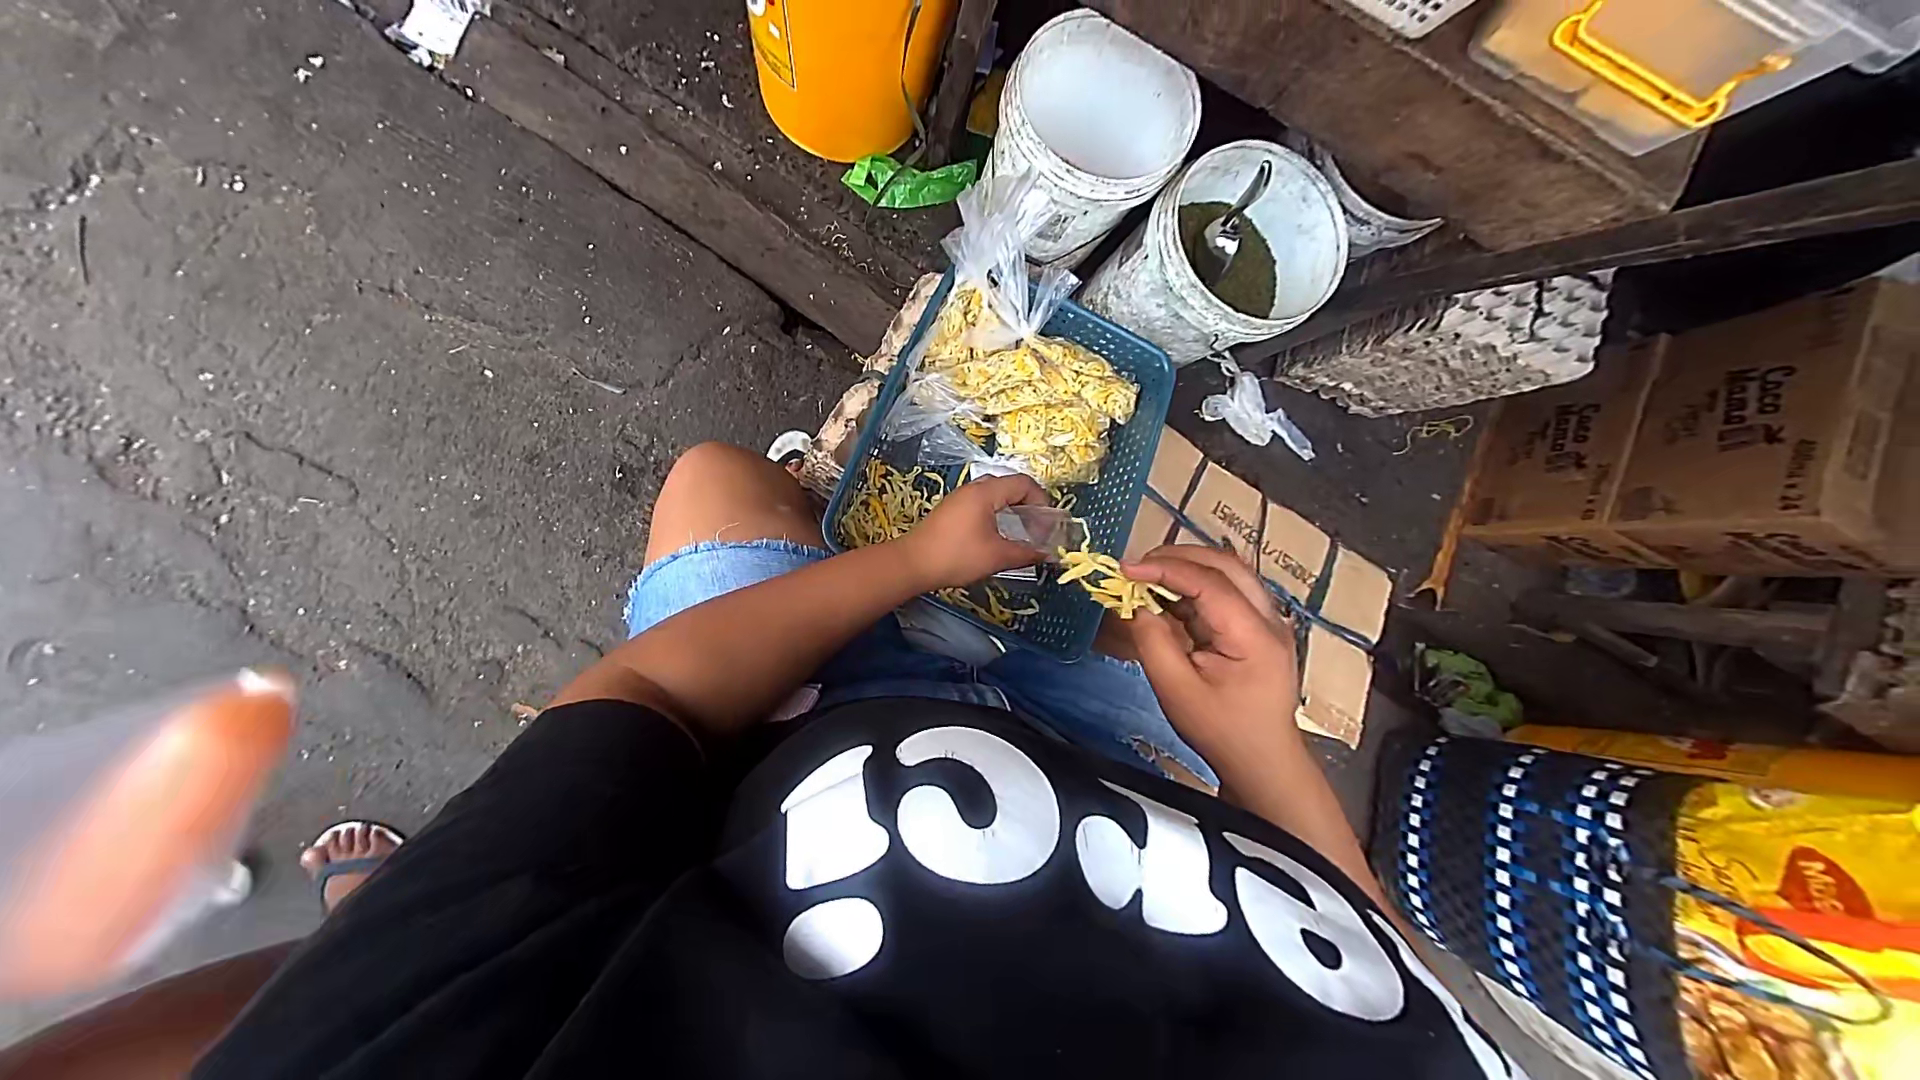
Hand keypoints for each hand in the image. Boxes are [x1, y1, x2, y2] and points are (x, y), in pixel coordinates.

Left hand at [898, 473, 1047, 589]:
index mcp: (985, 492)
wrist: (912, 564)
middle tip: (1038, 526)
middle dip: (1028, 504)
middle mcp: (972, 489)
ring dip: (1012, 510)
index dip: (1042, 500)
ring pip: (994, 495)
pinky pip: (981, 504)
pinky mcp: (951, 511)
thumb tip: (1046, 554)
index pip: (1023, 483)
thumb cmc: (956, 556)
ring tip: (1022, 532)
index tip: (1048, 522)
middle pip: (1009, 486)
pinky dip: (996, 514)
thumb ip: (1026, 553)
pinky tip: (998, 535)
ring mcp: (959, 499)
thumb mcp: (996, 557)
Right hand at [1119, 544, 1301, 769]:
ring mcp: (1267, 619)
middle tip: (1136, 568)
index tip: (1125, 569)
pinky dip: (1192, 584)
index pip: (1209, 582)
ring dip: (1186, 566)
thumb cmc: (1220, 730)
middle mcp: (1269, 618)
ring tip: (1147, 577)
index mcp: (1254, 636)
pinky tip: (1166, 596)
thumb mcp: (1176, 690)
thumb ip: (1152, 641)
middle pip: (1224, 564)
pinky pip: (1225, 589)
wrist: (1262, 760)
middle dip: (1176, 556)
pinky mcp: (1257, 624)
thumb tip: (1134, 604)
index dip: (1165, 568)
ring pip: (1227, 571)